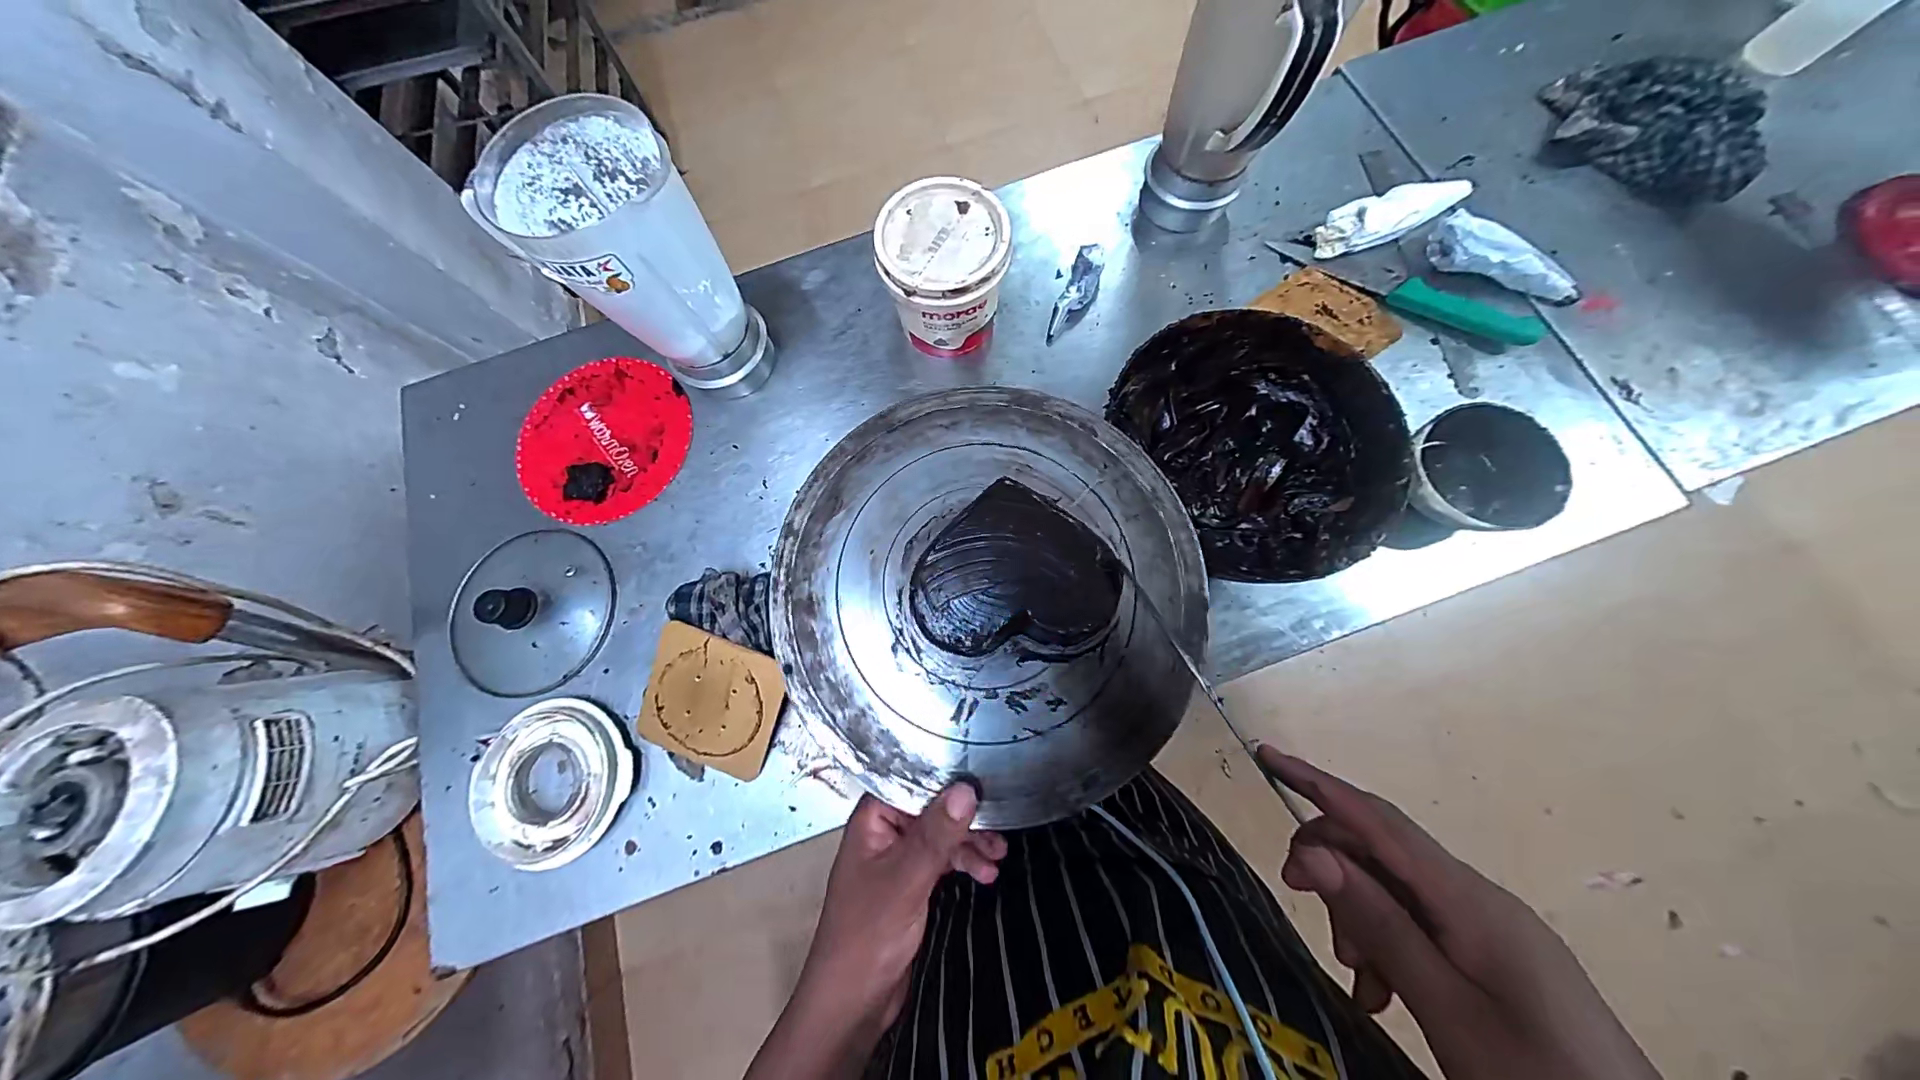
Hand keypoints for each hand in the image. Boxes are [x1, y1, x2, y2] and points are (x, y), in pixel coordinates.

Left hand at [747, 784, 1006, 1079]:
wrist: (852, 1004)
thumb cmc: (865, 939)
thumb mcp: (907, 879)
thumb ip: (937, 835)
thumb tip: (966, 790)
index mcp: (871, 820)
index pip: (913, 783)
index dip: (948, 783)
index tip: (982, 786)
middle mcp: (883, 833)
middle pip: (931, 810)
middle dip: (965, 819)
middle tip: (997, 829)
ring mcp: (896, 860)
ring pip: (940, 836)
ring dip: (969, 843)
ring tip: (997, 855)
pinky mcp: (910, 885)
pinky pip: (941, 861)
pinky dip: (963, 864)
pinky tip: (984, 873)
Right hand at [1258, 747, 1660, 1079]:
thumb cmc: (1533, 1073)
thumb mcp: (1444, 1005)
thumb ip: (1377, 923)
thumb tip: (1310, 850)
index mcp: (1468, 898)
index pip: (1376, 818)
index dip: (1317, 782)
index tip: (1266, 754)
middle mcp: (1475, 896)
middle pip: (1378, 850)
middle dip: (1331, 870)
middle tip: (1299, 903)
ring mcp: (1486, 924)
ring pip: (1392, 889)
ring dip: (1358, 919)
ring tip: (1361, 981)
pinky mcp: (1492, 953)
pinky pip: (1418, 923)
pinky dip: (1386, 944)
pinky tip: (1383, 991)